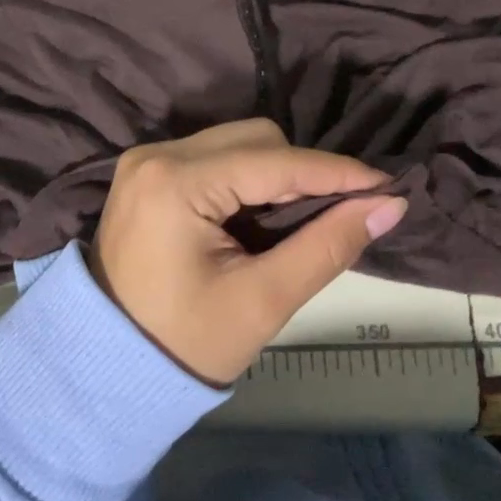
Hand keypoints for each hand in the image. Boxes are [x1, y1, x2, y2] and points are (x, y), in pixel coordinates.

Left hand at [87, 119, 406, 385]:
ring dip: (275, 175)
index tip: (389, 186)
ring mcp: (146, 161)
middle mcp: (156, 155)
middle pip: (254, 138)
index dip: (336, 173)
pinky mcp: (146, 173)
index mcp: (175, 183)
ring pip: (236, 143)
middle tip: (337, 215)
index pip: (273, 161)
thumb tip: (389, 205)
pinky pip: (213, 157)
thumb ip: (327, 245)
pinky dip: (245, 179)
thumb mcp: (263, 299)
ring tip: (297, 222)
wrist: (111, 361)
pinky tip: (260, 217)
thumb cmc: (187, 341)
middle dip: (302, 173)